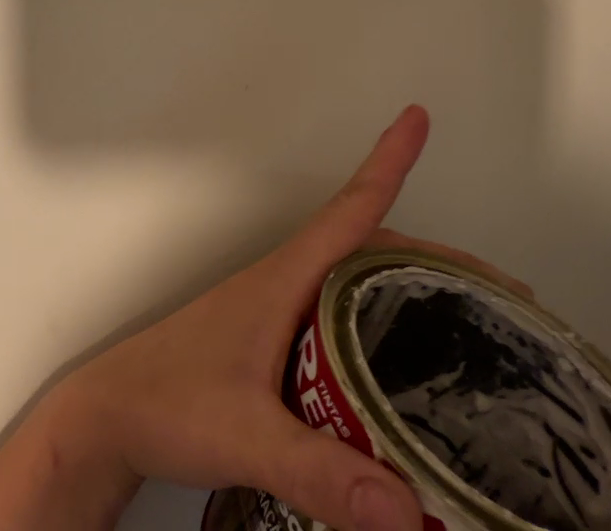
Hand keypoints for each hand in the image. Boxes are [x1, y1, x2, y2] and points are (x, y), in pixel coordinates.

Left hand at [0, 106, 528, 530]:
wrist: (109, 419)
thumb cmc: (164, 404)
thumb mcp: (245, 435)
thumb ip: (319, 471)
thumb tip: (408, 509)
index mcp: (282, 280)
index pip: (348, 211)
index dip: (385, 164)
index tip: (415, 118)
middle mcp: (284, 286)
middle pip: (369, 250)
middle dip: (435, 258)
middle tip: (501, 289)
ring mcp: (276, 315)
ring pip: (356, 286)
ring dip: (410, 291)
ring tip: (470, 323)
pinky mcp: (272, 347)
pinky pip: (340, 320)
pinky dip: (379, 326)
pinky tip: (399, 367)